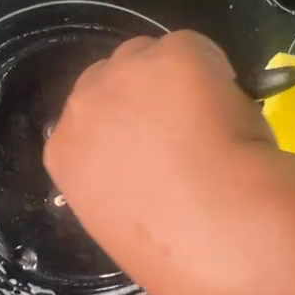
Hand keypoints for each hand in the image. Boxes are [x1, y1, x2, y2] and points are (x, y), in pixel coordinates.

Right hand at [44, 30, 290, 294]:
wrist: (215, 228)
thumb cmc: (172, 246)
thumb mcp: (120, 216)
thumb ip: (117, 179)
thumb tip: (147, 166)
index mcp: (63, 151)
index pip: (87, 117)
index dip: (124, 125)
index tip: (153, 145)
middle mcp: (83, 104)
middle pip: (110, 75)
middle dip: (144, 94)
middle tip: (185, 129)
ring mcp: (126, 72)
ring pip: (150, 56)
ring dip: (176, 78)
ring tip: (213, 121)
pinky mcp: (173, 53)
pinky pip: (194, 49)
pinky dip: (216, 70)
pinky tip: (231, 110)